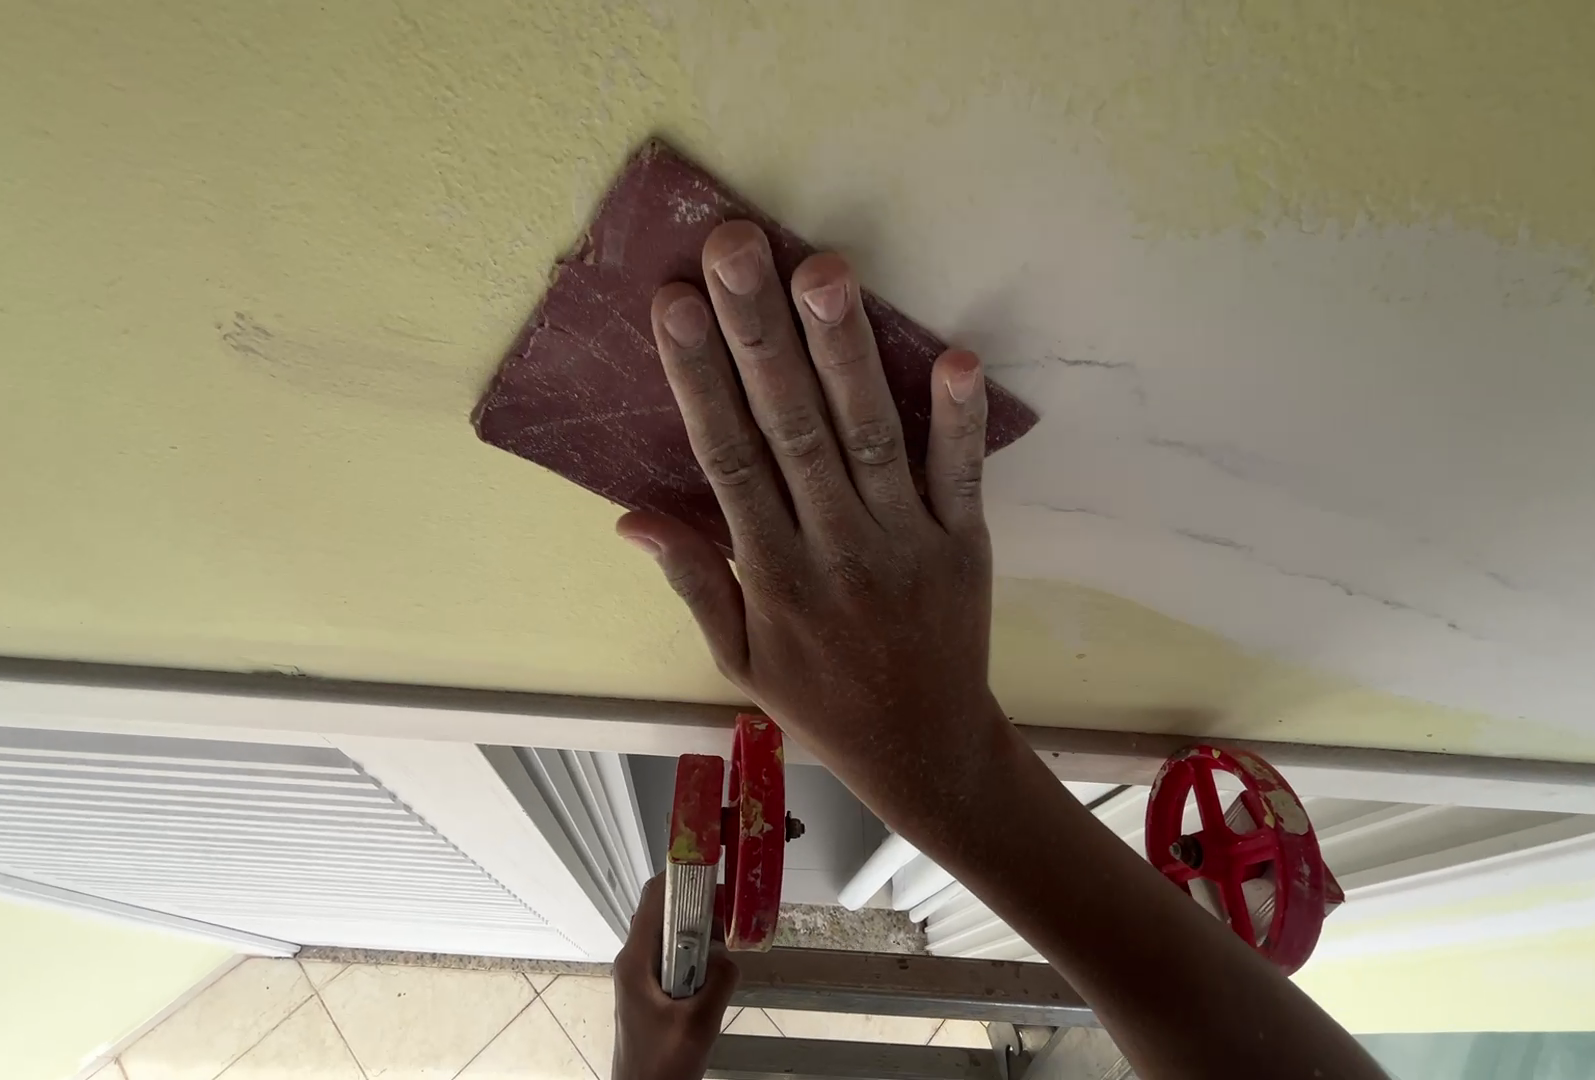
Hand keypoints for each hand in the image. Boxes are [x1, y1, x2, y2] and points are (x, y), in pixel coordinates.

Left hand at [611, 875, 737, 1079]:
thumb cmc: (661, 1066)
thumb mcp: (698, 1024)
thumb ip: (720, 983)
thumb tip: (731, 959)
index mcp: (636, 960)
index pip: (655, 896)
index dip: (682, 875)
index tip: (712, 868)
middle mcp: (632, 959)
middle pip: (662, 908)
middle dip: (696, 899)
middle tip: (727, 906)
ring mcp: (638, 973)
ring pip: (667, 929)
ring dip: (696, 925)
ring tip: (725, 932)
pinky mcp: (647, 988)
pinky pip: (670, 952)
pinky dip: (693, 947)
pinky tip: (714, 962)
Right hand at [618, 221, 1010, 825]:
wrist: (923, 746)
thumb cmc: (818, 699)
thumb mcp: (736, 657)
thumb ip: (691, 580)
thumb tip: (629, 516)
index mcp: (769, 573)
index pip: (725, 460)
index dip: (697, 380)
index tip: (671, 304)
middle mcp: (833, 546)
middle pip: (791, 429)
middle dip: (759, 334)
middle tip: (736, 246)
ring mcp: (905, 540)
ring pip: (868, 437)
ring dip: (845, 354)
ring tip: (823, 271)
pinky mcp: (965, 543)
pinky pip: (960, 476)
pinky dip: (959, 421)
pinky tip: (954, 358)